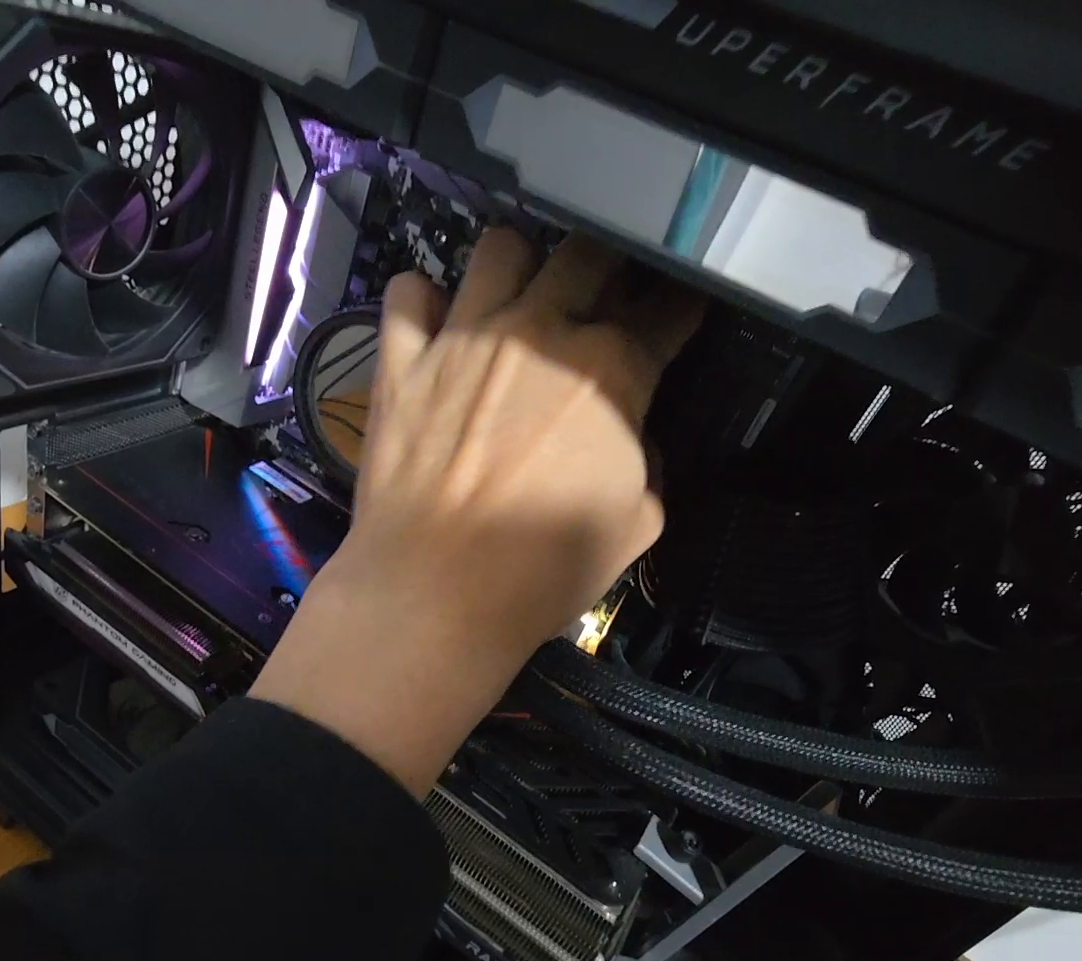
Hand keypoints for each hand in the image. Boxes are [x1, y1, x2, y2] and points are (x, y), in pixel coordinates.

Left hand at [250, 229, 704, 793]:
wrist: (436, 591)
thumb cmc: (543, 569)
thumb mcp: (635, 526)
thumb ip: (646, 467)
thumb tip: (629, 441)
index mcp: (611, 370)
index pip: (665, 312)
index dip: (679, 308)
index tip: (677, 313)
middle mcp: (539, 330)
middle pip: (587, 254)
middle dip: (605, 268)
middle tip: (597, 301)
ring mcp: (463, 337)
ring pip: (498, 249)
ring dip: (517, 266)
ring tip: (515, 300)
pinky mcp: (401, 359)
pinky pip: (405, 295)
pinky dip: (420, 302)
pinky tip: (432, 325)